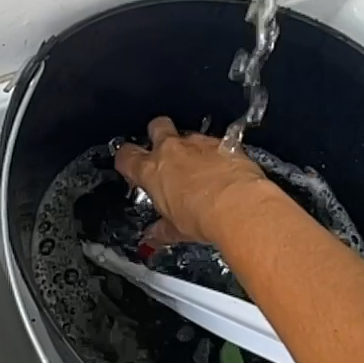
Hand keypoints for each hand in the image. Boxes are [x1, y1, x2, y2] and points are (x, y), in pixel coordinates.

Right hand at [113, 116, 277, 245]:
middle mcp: (173, 150)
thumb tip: (157, 235)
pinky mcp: (225, 143)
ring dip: (191, 148)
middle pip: (156, 127)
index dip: (126, 159)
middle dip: (157, 134)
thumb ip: (162, 229)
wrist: (238, 205)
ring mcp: (199, 143)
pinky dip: (218, 153)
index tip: (130, 165)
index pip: (126, 156)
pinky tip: (224, 169)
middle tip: (162, 152)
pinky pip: (217, 142)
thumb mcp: (176, 229)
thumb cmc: (204, 214)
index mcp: (151, 170)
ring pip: (189, 134)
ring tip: (198, 168)